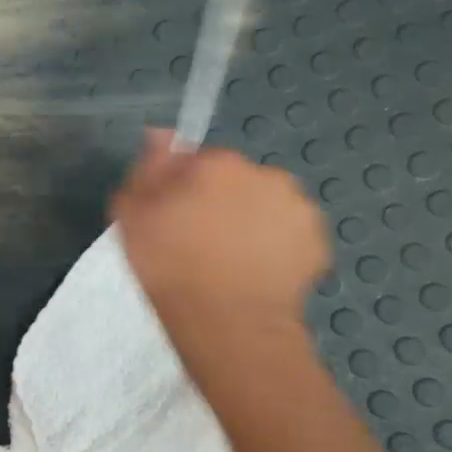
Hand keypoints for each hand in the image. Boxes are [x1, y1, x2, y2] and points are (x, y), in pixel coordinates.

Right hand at [111, 129, 330, 369]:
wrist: (225, 318)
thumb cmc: (167, 260)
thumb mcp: (132, 210)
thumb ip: (150, 167)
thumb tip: (162, 133)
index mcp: (220, 163)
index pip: (199, 160)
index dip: (182, 185)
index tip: (170, 212)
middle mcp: (268, 176)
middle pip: (237, 180)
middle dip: (220, 199)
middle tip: (195, 235)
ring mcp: (300, 210)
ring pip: (265, 205)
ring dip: (248, 220)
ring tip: (225, 255)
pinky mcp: (319, 243)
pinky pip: (288, 234)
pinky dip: (272, 245)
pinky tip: (250, 268)